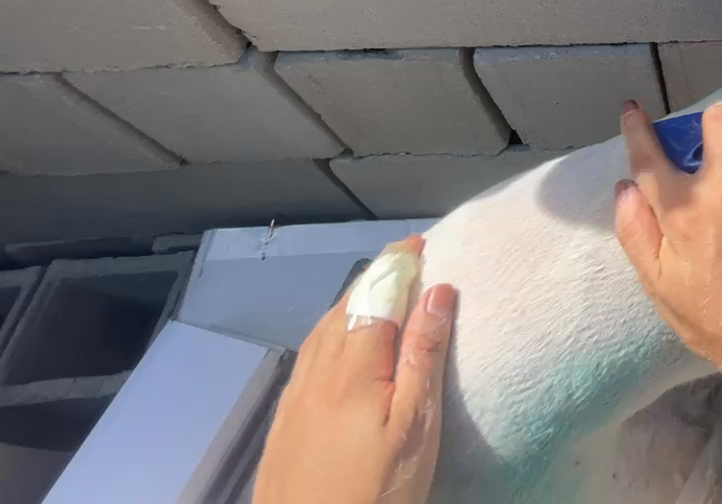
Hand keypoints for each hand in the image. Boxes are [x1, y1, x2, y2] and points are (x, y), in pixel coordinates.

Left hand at [253, 235, 457, 503]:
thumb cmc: (377, 490)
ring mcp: (294, 401)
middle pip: (344, 309)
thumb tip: (437, 289)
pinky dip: (331, 331)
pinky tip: (340, 343)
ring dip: (351, 301)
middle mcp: (316, 375)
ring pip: (321, 332)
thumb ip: (424, 353)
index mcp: (351, 369)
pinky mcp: (284, 425)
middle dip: (375, 278)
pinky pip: (308, 357)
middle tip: (406, 259)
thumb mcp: (416, 423)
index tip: (418, 242)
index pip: (374, 297)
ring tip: (379, 289)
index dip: (396, 265)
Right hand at [614, 95, 721, 424]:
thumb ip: (635, 232)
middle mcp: (720, 189)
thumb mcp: (658, 285)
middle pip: (713, 120)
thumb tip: (623, 188)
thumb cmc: (713, 318)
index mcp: (681, 213)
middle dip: (708, 117)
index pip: (650, 157)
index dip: (638, 129)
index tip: (633, 112)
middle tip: (710, 133)